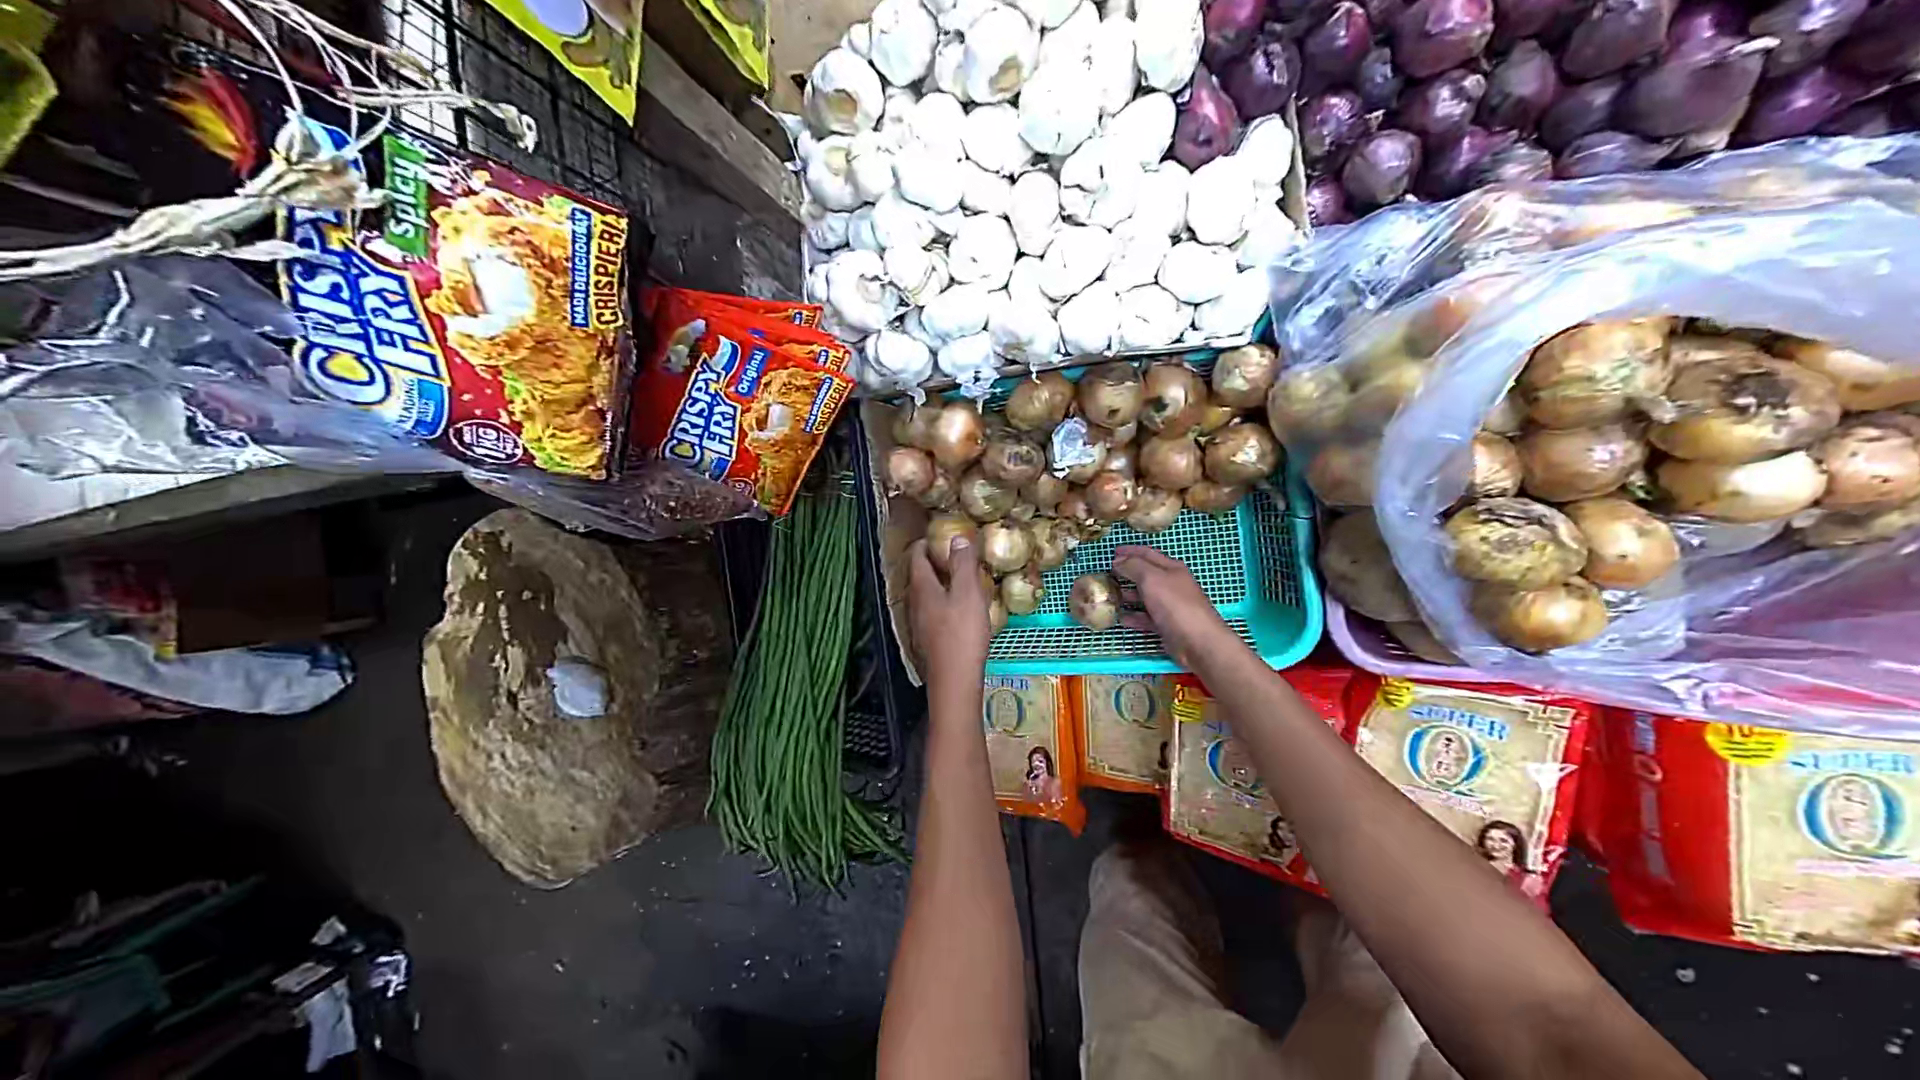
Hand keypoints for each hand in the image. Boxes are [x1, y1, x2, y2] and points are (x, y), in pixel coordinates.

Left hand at [908, 535, 990, 690]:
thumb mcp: (968, 593)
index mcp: (922, 589)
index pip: (917, 558)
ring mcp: (919, 625)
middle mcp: (915, 605)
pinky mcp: (928, 641)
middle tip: (950, 555)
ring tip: (955, 580)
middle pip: (919, 577)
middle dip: (932, 563)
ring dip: (937, 584)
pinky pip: (932, 613)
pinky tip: (956, 610)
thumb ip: (963, 564)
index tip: (937, 536)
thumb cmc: (962, 633)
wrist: (955, 680)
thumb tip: (958, 538)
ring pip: (925, 596)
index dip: (925, 544)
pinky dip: (942, 603)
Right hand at [1112, 546, 1240, 671]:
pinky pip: (1146, 617)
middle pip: (1146, 575)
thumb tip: (1118, 561)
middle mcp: (1171, 584)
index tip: (1113, 552)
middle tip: (1107, 575)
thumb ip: (1133, 566)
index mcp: (1171, 568)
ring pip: (1145, 596)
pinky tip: (1120, 618)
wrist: (1197, 641)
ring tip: (1110, 596)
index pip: (1147, 554)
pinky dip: (1133, 616)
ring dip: (1128, 595)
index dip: (1130, 551)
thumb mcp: (1151, 578)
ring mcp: (1170, 605)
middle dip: (1127, 573)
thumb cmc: (1175, 604)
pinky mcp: (1167, 625)